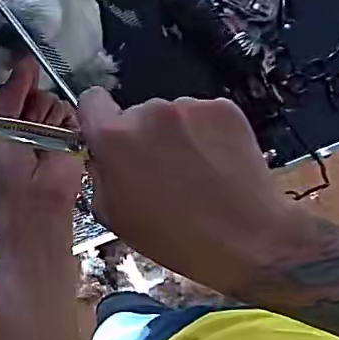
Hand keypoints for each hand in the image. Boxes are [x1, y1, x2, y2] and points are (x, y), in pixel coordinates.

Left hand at [0, 65, 84, 249]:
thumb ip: (10, 94)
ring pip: (55, 102)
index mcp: (8, 121)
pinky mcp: (76, 137)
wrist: (36, 206)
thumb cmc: (9, 175)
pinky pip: (73, 114)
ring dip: (47, 119)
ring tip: (43, 141)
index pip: (17, 89)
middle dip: (32, 106)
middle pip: (37, 93)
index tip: (26, 72)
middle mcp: (31, 123)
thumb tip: (24, 62)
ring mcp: (54, 130)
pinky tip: (58, 141)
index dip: (21, 82)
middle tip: (28, 129)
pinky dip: (65, 125)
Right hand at [77, 89, 315, 295]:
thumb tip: (102, 160)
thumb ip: (100, 177)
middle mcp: (150, 113)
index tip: (108, 132)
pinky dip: (208, 135)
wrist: (247, 238)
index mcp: (115, 138)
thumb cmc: (181, 237)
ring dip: (178, 137)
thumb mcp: (117, 218)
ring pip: (173, 116)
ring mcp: (189, 108)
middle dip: (145, 138)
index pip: (91, 101)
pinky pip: (204, 116)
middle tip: (161, 174)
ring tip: (194, 176)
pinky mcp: (223, 109)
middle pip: (138, 114)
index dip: (98, 118)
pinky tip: (215, 167)